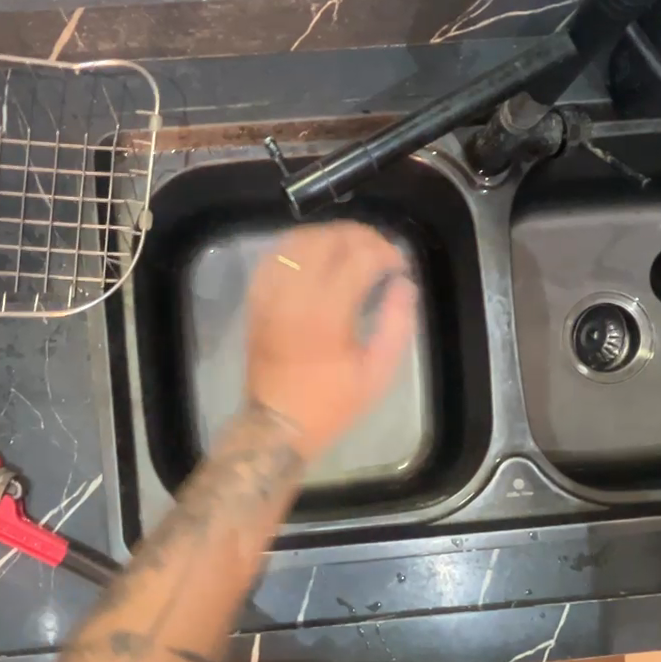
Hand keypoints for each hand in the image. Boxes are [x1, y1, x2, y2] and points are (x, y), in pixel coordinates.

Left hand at [246, 221, 417, 459]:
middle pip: (327, 239)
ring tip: (350, 250)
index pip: (359, 257)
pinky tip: (317, 258)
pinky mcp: (257, 298)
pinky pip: (276, 256)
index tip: (398, 266)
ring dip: (329, 236)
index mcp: (327, 315)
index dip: (385, 252)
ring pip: (299, 240)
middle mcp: (294, 296)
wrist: (277, 424)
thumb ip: (396, 324)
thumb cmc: (331, 403)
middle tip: (378, 252)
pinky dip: (300, 248)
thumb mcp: (377, 374)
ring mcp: (270, 294)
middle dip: (359, 237)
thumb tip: (404, 283)